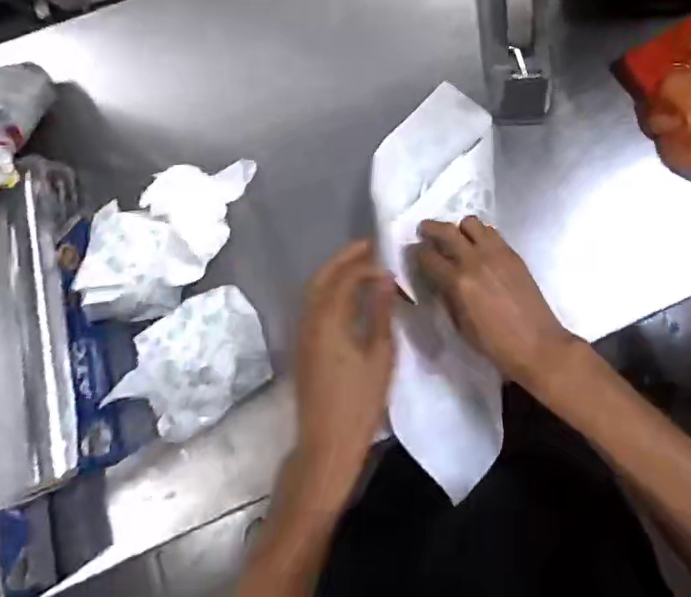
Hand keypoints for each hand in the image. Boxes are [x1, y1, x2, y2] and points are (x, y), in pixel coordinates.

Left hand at [293, 241, 394, 497]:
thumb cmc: (359, 401)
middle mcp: (309, 320)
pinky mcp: (304, 347)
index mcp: (328, 319)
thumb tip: (384, 278)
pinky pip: (314, 305)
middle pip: (322, 277)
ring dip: (335, 273)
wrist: (326, 444)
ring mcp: (303, 334)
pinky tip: (349, 296)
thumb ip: (380, 312)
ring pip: (315, 290)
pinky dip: (330, 291)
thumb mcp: (380, 354)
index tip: (388, 261)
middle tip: (369, 246)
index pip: (346, 277)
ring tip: (362, 266)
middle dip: (344, 258)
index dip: (366, 264)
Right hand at [414, 217, 576, 389]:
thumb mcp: (460, 324)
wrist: (536, 344)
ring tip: (456, 237)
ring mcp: (496, 253)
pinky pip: (491, 232)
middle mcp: (475, 260)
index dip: (417, 254)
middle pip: (446, 230)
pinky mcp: (512, 253)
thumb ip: (446, 296)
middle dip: (431, 228)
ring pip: (471, 223)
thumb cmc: (494, 344)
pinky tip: (479, 247)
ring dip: (459, 228)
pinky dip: (480, 234)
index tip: (414, 254)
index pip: (428, 256)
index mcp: (458, 282)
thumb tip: (437, 279)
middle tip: (424, 230)